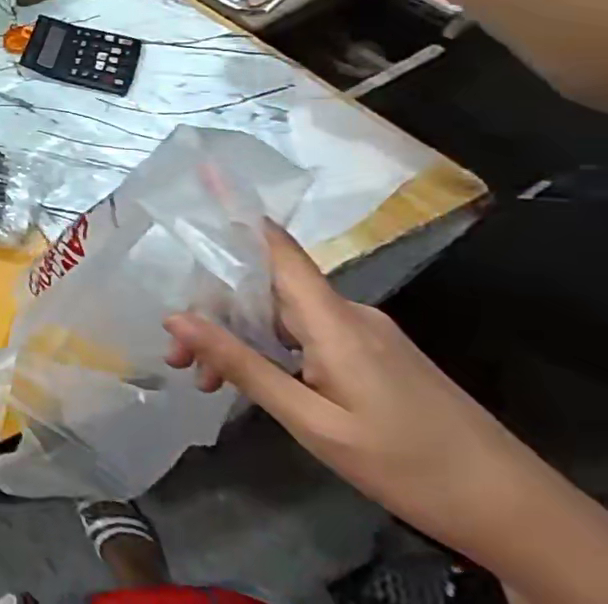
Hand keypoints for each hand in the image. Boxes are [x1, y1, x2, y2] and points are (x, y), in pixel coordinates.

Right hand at [163, 221, 607, 591]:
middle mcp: (349, 316)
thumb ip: (243, 365)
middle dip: (212, 316)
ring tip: (208, 381)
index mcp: (337, 324)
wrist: (523, 518)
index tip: (204, 179)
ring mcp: (364, 336)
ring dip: (236, 340)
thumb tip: (174, 318)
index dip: (239, 215)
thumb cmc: (413, 468)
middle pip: (263, 292)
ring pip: (278, 319)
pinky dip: (267, 353)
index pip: (279, 251)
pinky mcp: (373, 356)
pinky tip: (250, 381)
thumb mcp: (314, 423)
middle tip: (179, 360)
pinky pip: (303, 337)